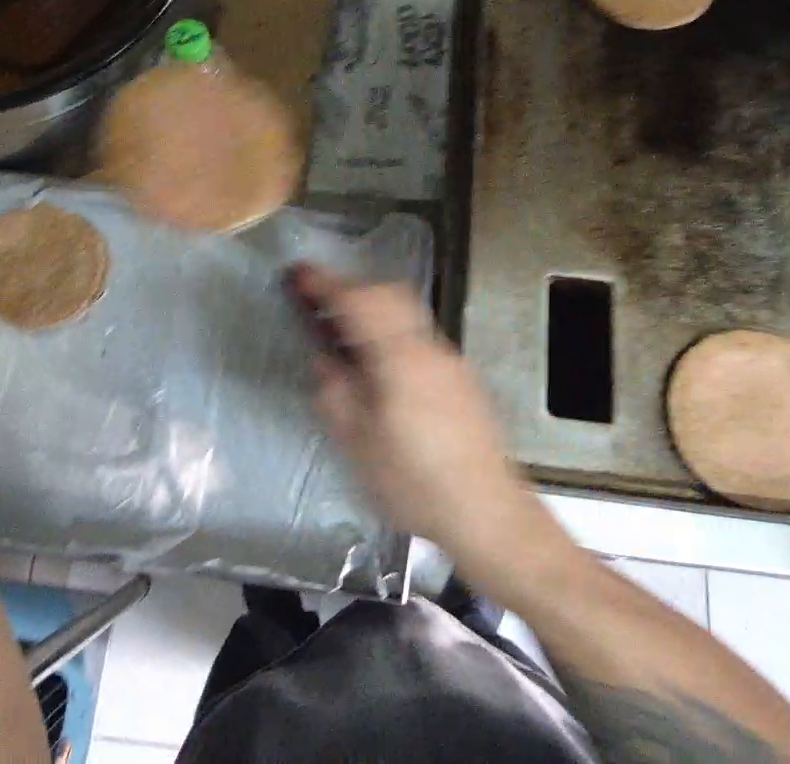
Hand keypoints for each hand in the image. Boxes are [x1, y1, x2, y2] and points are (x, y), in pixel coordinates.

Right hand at [289, 264, 535, 559]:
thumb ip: (334, 392)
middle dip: (352, 289)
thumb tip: (324, 361)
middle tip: (322, 298)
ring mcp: (451, 363)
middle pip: (389, 295)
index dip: (325, 284)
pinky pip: (420, 337)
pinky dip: (393, 331)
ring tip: (346, 328)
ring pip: (407, 314)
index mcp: (399, 359)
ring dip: (374, 308)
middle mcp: (430, 350)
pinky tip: (381, 363)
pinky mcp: (463, 381)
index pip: (357, 302)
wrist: (488, 513)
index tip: (301, 275)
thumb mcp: (357, 444)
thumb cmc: (417, 485)